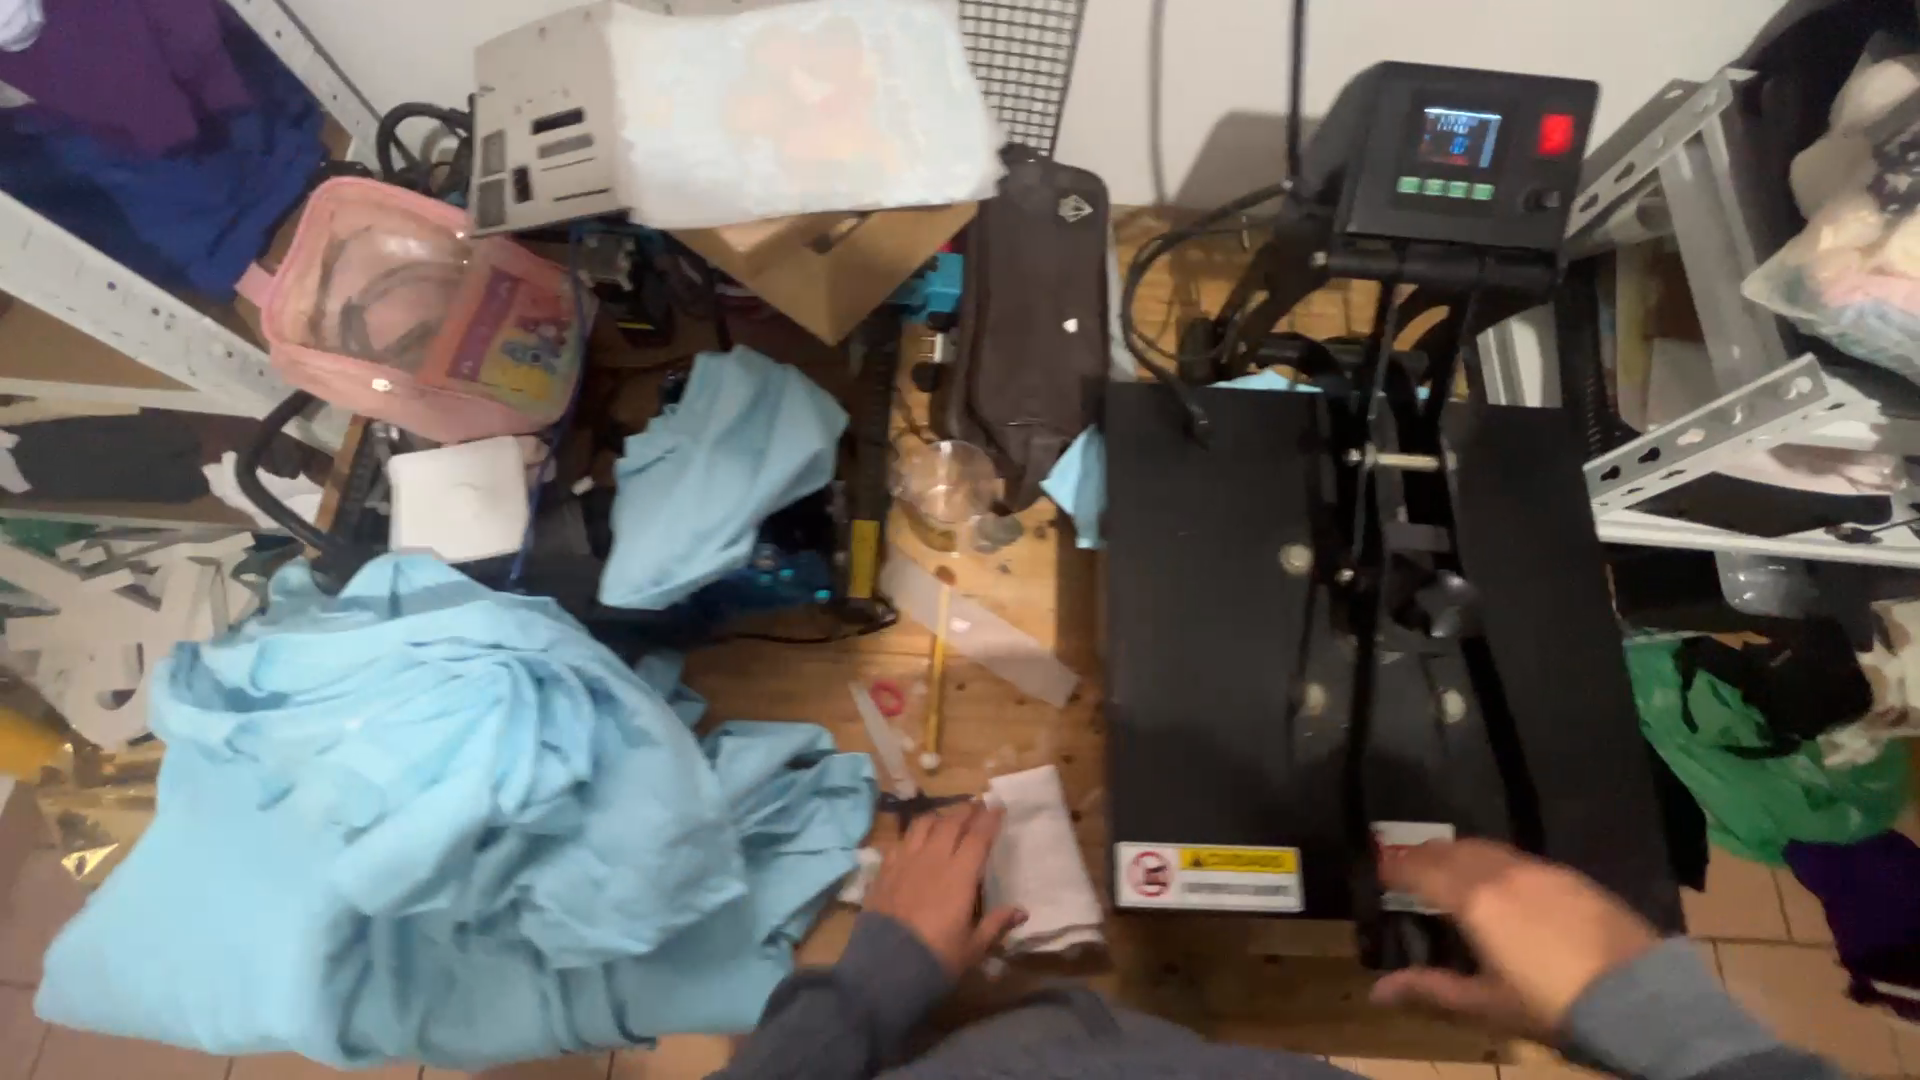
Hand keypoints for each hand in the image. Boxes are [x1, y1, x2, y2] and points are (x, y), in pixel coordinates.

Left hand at [865, 801, 1025, 976]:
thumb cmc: (936, 959)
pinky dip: (913, 834)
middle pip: (952, 822)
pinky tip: (915, 839)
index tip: (998, 806)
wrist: (885, 968)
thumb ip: (996, 924)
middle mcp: (934, 858)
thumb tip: (1022, 911)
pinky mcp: (885, 869)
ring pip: (924, 824)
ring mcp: (906, 860)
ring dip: (940, 816)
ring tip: (947, 816)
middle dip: (966, 810)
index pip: (978, 837)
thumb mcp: (973, 948)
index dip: (990, 819)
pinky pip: (901, 841)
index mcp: (960, 875)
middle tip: (976, 804)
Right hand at [1370, 839, 1659, 1038]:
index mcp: (1470, 899)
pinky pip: (1512, 857)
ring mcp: (1535, 870)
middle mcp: (1496, 872)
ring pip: (1478, 847)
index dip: (1392, 867)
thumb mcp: (1488, 1005)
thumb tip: (1376, 991)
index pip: (1416, 868)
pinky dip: (1489, 860)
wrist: (1648, 1007)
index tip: (1378, 870)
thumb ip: (1430, 989)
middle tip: (1405, 867)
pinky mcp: (1568, 875)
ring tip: (1445, 869)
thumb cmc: (1555, 1007)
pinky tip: (1496, 880)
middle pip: (1444, 850)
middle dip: (1419, 856)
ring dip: (1453, 853)